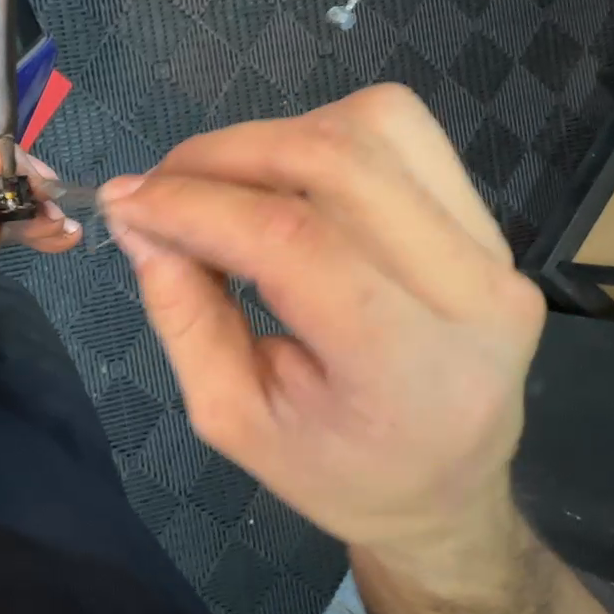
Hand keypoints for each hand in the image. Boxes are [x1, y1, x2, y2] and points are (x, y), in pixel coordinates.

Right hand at [98, 85, 545, 558]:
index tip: (122, 202)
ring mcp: (491, 246)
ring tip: (217, 188)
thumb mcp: (227, 415)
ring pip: (370, 125)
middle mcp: (468, 290)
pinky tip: (280, 182)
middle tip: (158, 188)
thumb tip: (135, 218)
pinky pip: (394, 129)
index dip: (191, 205)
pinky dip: (316, 135)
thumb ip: (180, 312)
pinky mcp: (486, 220)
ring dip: (266, 141)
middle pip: (334, 159)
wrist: (443, 489)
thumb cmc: (330, 468)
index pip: (289, 241)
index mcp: (403, 366)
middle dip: (219, 156)